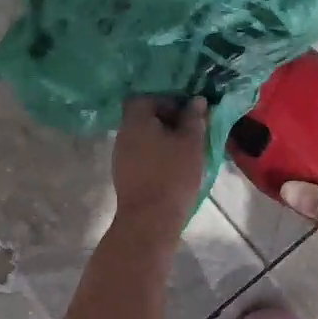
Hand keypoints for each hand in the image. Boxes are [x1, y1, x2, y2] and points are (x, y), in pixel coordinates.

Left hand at [112, 96, 208, 231]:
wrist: (150, 220)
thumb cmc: (172, 175)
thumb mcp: (191, 143)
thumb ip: (194, 118)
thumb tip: (197, 100)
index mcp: (135, 121)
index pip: (146, 98)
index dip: (168, 101)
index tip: (187, 113)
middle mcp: (123, 134)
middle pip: (144, 117)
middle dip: (168, 120)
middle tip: (191, 131)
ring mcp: (120, 156)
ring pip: (144, 137)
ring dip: (163, 139)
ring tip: (186, 150)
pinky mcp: (124, 175)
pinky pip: (141, 155)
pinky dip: (157, 155)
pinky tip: (174, 167)